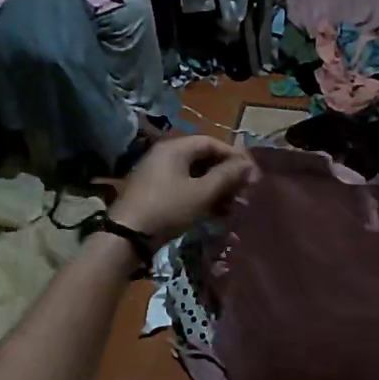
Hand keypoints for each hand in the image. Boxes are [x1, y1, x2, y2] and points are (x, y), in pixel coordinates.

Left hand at [107, 136, 256, 245]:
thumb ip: (226, 176)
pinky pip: (186, 188)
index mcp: (175, 149)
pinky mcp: (157, 193)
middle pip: (204, 159)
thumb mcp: (201, 193)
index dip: (233, 156)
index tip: (251, 173)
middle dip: (227, 176)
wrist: (128, 236)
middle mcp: (166, 156)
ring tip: (234, 207)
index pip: (211, 143)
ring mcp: (160, 175)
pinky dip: (203, 198)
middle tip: (245, 193)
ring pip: (196, 176)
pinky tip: (217, 214)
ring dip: (218, 190)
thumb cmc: (168, 208)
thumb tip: (247, 164)